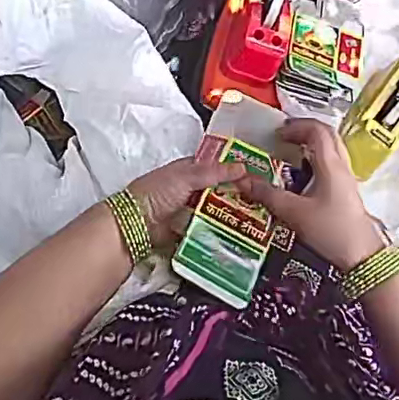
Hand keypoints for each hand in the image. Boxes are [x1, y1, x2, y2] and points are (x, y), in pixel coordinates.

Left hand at [125, 157, 246, 245]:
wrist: (134, 224)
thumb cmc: (157, 192)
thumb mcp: (186, 176)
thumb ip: (213, 172)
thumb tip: (242, 167)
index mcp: (188, 169)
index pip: (217, 166)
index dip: (235, 169)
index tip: (258, 176)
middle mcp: (191, 188)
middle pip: (219, 189)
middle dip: (238, 194)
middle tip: (263, 200)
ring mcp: (190, 209)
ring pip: (216, 209)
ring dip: (232, 213)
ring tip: (258, 218)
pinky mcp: (189, 229)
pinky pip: (209, 228)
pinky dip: (221, 229)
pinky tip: (240, 233)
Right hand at [236, 119, 384, 268]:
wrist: (362, 257)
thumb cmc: (332, 231)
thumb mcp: (294, 212)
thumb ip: (267, 195)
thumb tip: (241, 181)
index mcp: (330, 165)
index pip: (317, 130)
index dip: (296, 126)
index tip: (277, 134)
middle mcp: (341, 167)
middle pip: (326, 135)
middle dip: (303, 130)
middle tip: (283, 136)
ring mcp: (346, 179)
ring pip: (330, 148)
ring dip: (311, 144)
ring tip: (290, 152)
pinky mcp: (346, 191)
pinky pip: (331, 164)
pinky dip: (315, 159)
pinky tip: (302, 174)